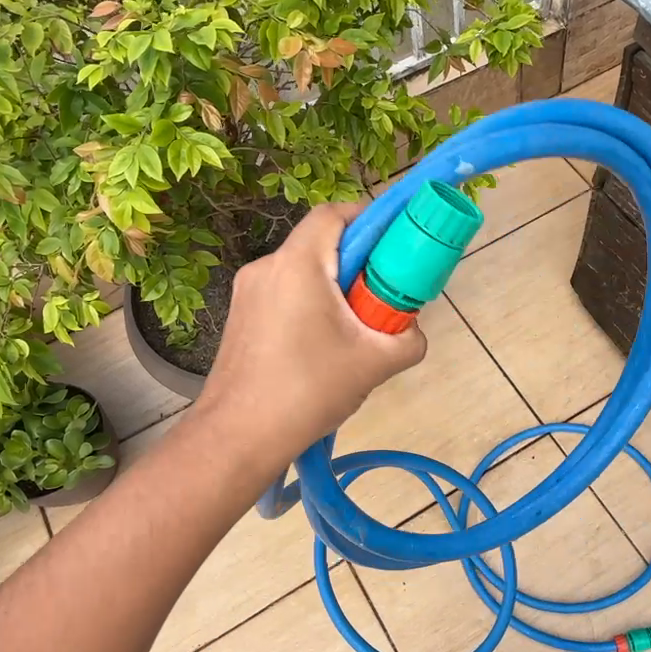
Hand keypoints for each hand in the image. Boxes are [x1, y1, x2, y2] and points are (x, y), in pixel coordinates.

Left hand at [195, 202, 427, 464]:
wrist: (239, 437)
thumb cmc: (308, 390)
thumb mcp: (375, 364)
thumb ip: (409, 339)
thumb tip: (412, 331)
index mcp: (298, 264)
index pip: (335, 214)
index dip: (370, 218)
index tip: (398, 242)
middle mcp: (267, 268)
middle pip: (320, 244)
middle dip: (359, 262)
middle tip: (386, 293)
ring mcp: (247, 294)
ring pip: (303, 273)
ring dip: (335, 289)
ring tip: (357, 330)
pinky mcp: (241, 319)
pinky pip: (285, 296)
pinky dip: (312, 307)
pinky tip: (325, 348)